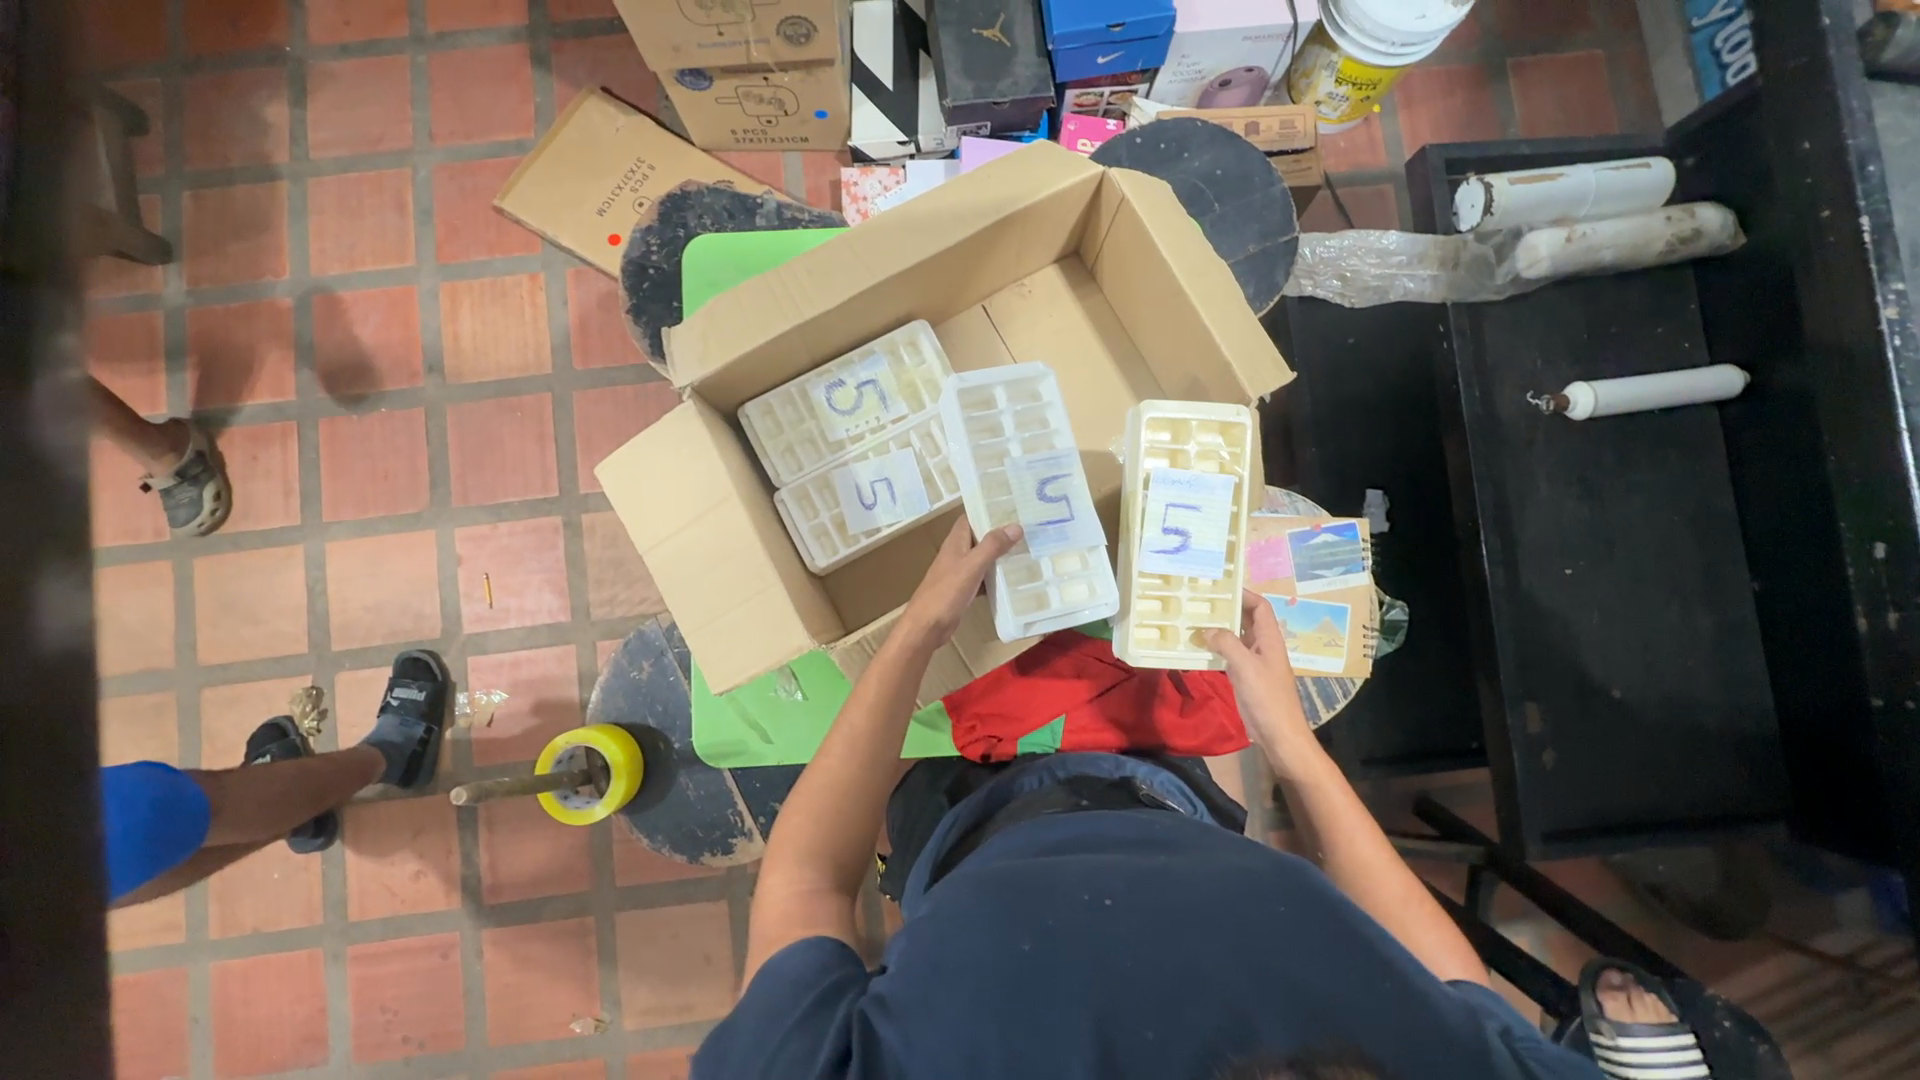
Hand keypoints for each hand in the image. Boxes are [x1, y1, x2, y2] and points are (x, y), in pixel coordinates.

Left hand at [896, 517, 1021, 651]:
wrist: (927, 626)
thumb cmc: (946, 592)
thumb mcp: (972, 566)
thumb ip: (992, 546)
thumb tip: (1016, 526)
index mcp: (956, 541)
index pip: (971, 517)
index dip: (988, 509)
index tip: (1012, 506)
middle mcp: (957, 553)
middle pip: (980, 537)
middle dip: (1000, 532)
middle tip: (1027, 528)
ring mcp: (959, 572)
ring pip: (983, 558)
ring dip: (1000, 555)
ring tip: (1027, 549)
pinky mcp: (963, 589)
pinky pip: (983, 577)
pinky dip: (996, 577)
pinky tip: (1014, 578)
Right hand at [1207, 590, 1323, 778]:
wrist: (1279, 734)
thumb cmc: (1267, 698)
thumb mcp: (1246, 667)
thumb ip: (1227, 644)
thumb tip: (1207, 629)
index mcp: (1270, 640)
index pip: (1260, 607)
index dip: (1245, 594)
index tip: (1221, 587)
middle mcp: (1263, 647)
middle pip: (1247, 620)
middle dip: (1227, 609)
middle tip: (1201, 601)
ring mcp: (1254, 662)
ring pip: (1236, 637)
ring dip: (1219, 629)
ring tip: (1194, 620)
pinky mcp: (1245, 677)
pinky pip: (1230, 655)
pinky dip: (1216, 648)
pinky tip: (1198, 648)